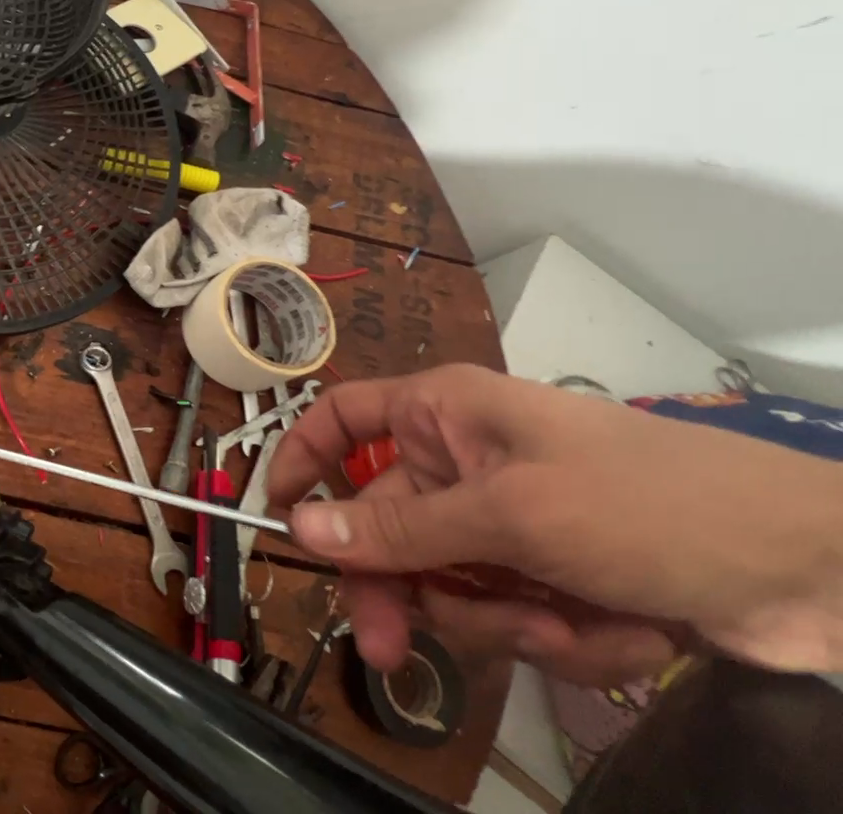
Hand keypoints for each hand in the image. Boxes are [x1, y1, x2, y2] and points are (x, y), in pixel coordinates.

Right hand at [266, 364, 842, 686]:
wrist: (822, 576)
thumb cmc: (653, 506)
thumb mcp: (512, 515)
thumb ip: (398, 528)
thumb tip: (298, 528)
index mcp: (445, 416)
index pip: (340, 417)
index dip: (300, 457)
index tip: (278, 514)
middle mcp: (463, 464)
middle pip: (384, 527)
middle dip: (406, 591)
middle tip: (388, 651)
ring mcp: (506, 524)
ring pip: (445, 584)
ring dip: (502, 621)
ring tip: (568, 627)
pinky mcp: (548, 577)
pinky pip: (507, 615)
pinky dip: (558, 637)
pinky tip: (621, 631)